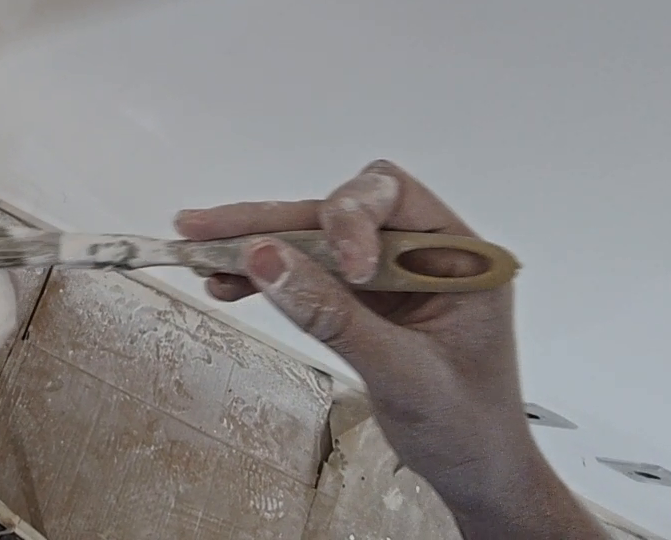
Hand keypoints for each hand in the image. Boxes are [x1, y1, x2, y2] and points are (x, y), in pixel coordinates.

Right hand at [174, 160, 602, 539]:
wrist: (474, 475)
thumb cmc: (465, 430)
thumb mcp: (404, 376)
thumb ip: (332, 315)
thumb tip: (261, 259)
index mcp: (454, 252)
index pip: (391, 195)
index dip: (351, 215)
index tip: (345, 270)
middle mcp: (412, 247)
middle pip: (330, 210)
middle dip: (268, 222)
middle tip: (203, 227)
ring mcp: (380, 268)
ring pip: (305, 236)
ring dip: (252, 244)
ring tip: (195, 250)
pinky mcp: (353, 290)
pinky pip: (300, 267)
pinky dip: (262, 275)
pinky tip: (222, 283)